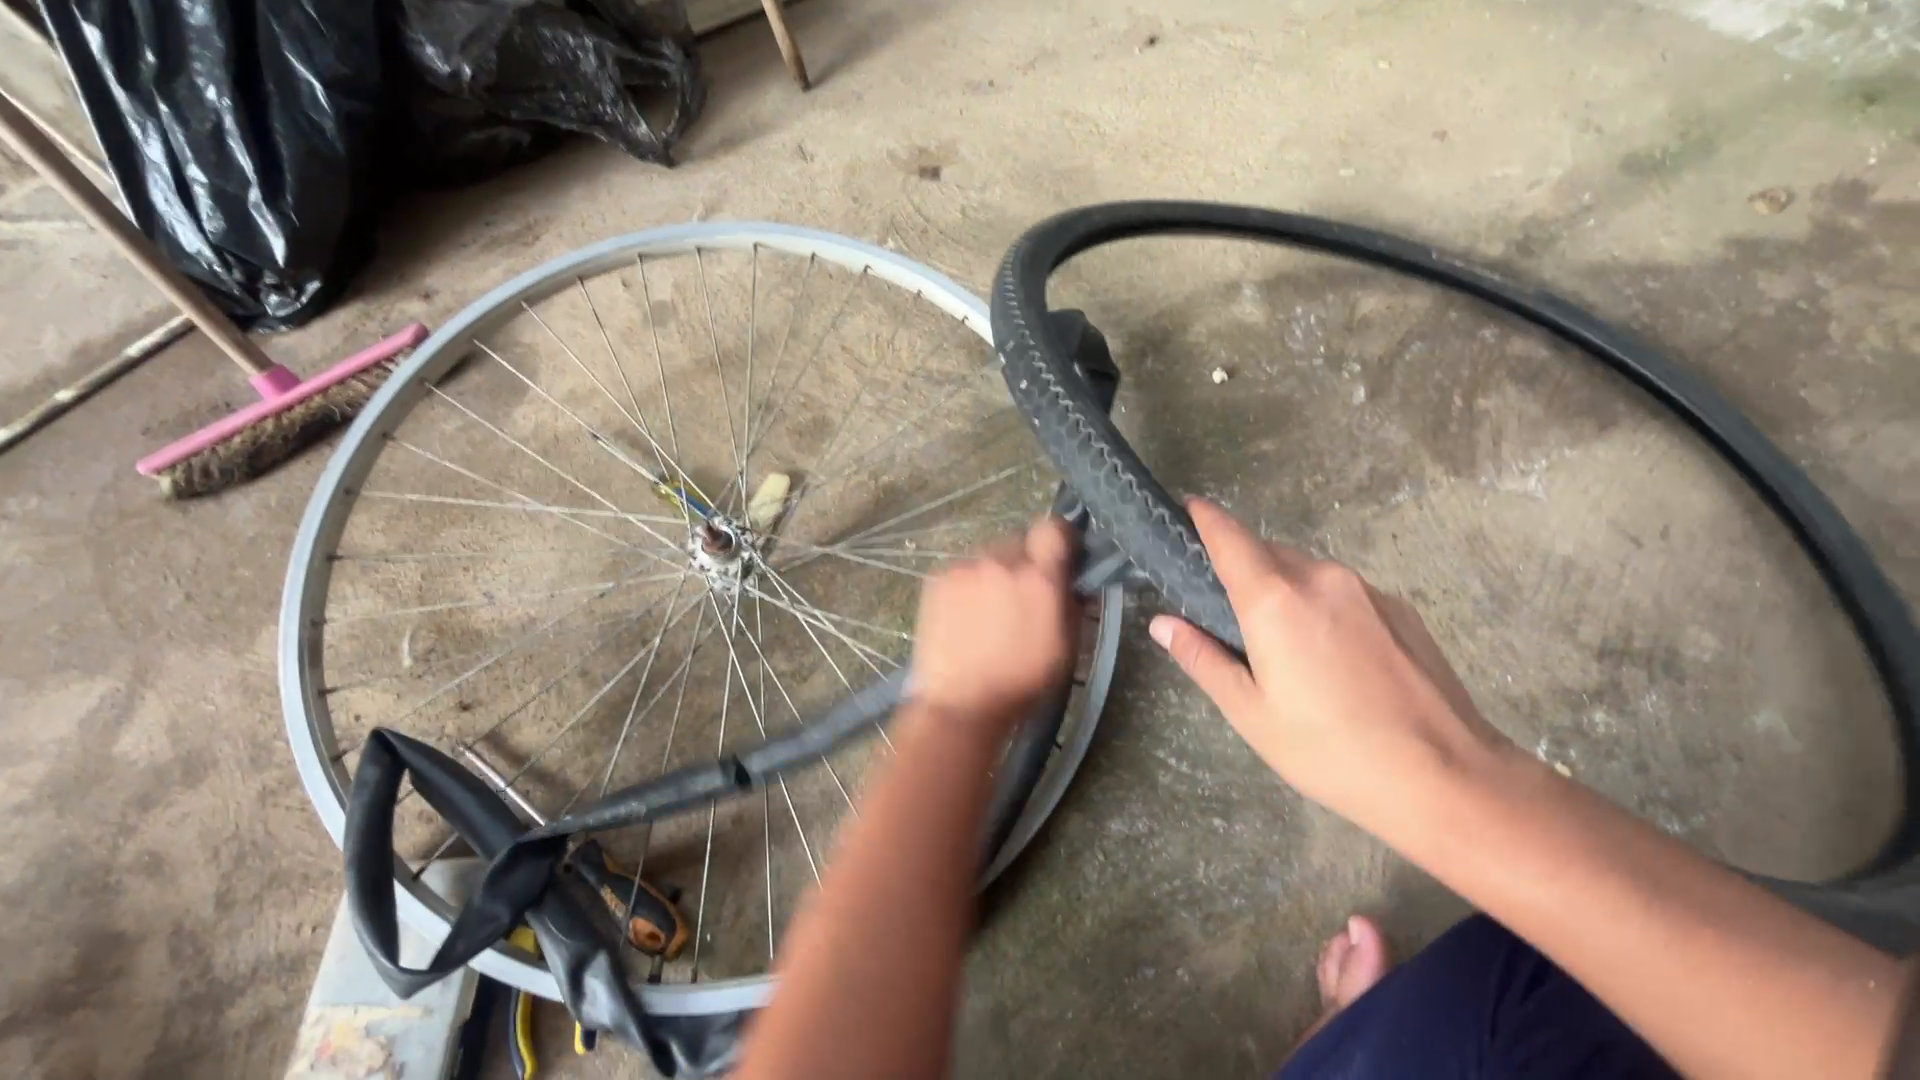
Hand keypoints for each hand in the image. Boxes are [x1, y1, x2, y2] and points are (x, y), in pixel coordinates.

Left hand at [908, 518, 1077, 726]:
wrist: (961, 703)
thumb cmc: (1022, 683)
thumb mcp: (1066, 648)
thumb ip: (1074, 604)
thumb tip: (1075, 581)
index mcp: (1039, 579)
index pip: (1053, 528)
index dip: (1058, 539)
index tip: (1059, 556)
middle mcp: (1001, 562)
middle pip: (1019, 541)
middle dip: (1025, 561)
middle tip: (1022, 593)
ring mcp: (965, 568)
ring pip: (988, 555)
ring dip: (995, 572)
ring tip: (989, 610)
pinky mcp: (938, 579)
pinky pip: (962, 569)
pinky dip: (968, 583)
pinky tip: (966, 615)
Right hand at [1149, 498, 1517, 830]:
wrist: (1444, 776)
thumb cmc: (1330, 749)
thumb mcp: (1250, 712)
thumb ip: (1202, 658)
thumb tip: (1163, 623)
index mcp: (1276, 599)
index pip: (1229, 536)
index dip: (1203, 518)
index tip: (1183, 511)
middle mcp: (1321, 577)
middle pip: (1267, 552)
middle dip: (1241, 569)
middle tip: (1227, 615)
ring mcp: (1367, 590)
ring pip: (1307, 572)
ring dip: (1284, 591)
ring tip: (1283, 647)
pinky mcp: (1400, 608)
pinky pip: (1343, 592)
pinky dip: (1322, 607)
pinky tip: (1332, 659)